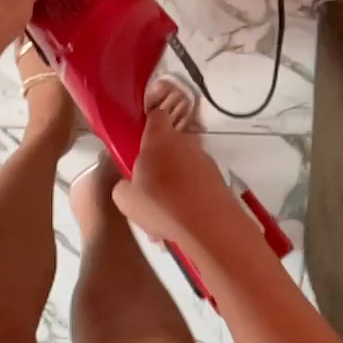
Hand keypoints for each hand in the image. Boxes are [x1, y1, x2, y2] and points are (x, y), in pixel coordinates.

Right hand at [112, 106, 242, 243]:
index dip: (148, 123)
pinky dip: (191, 197)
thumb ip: (123, 186)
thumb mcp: (126, 200)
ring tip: (166, 212)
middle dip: (161, 159)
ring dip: (176, 181)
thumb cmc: (161, 204)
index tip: (140, 138)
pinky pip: (199, 183)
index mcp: (159, 139)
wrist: (210, 227)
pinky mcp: (219, 180)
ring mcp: (205, 161)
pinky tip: (181, 221)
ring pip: (185, 165)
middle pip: (171, 142)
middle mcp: (185, 143)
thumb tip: (127, 186)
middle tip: (149, 183)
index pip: (156, 115)